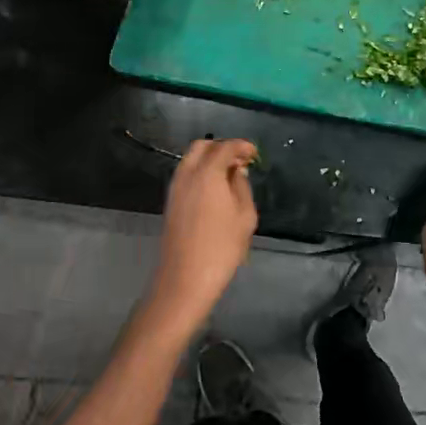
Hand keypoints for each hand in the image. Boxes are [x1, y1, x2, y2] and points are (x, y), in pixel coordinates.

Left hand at [147, 138, 258, 330]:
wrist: (185, 278)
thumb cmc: (222, 247)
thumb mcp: (244, 216)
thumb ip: (242, 187)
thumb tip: (238, 172)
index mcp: (208, 173)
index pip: (225, 147)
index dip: (242, 146)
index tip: (254, 153)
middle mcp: (187, 174)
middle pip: (202, 147)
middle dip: (222, 147)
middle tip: (240, 161)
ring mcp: (175, 188)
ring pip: (191, 160)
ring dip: (210, 160)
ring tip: (229, 175)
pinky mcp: (171, 202)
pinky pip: (186, 175)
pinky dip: (201, 172)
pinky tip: (215, 190)